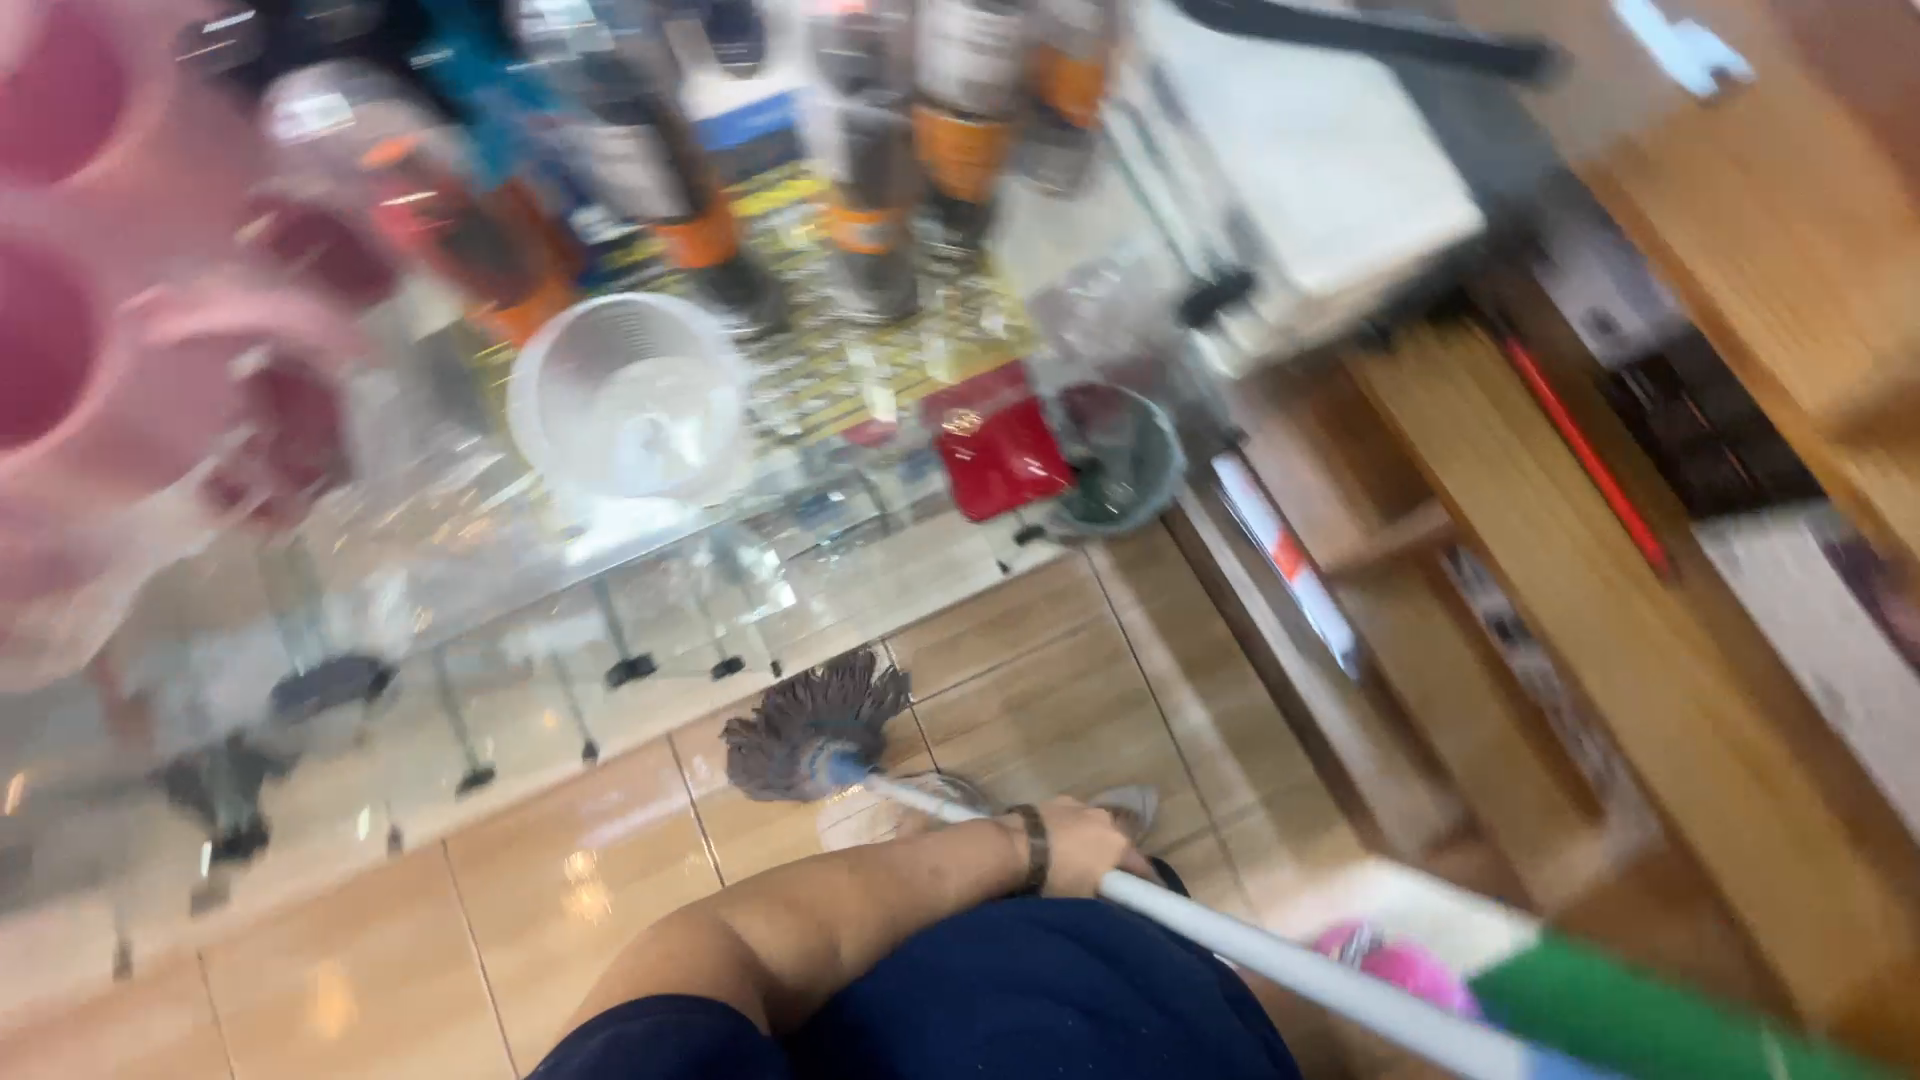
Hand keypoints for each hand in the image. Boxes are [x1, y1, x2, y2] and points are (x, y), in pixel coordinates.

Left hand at [1005, 796, 1157, 897]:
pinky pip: (1072, 818)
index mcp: (1119, 843)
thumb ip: (1109, 897)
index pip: (1143, 867)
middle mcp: (1105, 818)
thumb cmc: (1056, 877)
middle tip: (1105, 877)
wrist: (1016, 847)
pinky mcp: (1057, 799)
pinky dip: (1070, 829)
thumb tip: (1118, 901)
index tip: (1144, 895)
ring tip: (1077, 858)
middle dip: (1115, 858)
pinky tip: (1057, 841)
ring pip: (1095, 827)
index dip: (1145, 883)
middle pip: (1118, 842)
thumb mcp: (1088, 898)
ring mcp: (1080, 805)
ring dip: (1091, 840)